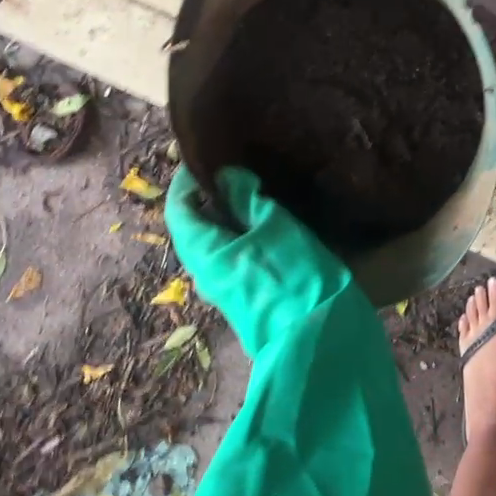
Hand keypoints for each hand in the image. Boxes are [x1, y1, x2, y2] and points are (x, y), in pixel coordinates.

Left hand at [164, 165, 352, 356]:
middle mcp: (203, 273)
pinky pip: (230, 257)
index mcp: (202, 253)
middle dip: (210, 196)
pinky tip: (265, 223)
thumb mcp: (275, 225)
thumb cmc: (292, 275)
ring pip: (214, 244)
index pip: (178, 210)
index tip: (209, 157)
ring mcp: (221, 289)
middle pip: (194, 227)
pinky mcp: (241, 298)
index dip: (187, 181)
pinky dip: (239, 234)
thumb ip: (247, 198)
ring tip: (255, 190)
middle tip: (237, 168)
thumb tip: (225, 177)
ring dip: (228, 216)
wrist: (317, 338)